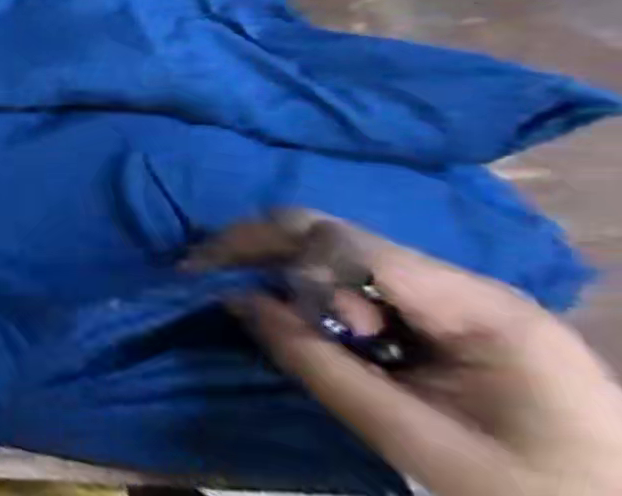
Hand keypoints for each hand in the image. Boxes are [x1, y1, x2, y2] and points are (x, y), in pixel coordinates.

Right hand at [188, 209, 621, 495]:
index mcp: (476, 307)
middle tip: (216, 283)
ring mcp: (469, 304)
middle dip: (271, 258)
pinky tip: (326, 336)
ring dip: (303, 288)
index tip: (207, 274)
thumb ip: (319, 364)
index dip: (265, 247)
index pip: (341, 241)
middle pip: (340, 240)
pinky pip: (373, 292)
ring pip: (349, 263)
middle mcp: (469, 287)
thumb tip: (233, 298)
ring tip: (288, 329)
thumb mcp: (418, 442)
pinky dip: (331, 306)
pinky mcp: (463, 324)